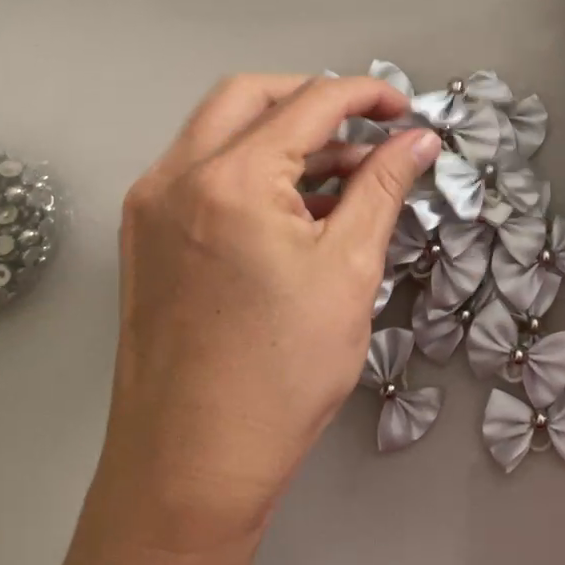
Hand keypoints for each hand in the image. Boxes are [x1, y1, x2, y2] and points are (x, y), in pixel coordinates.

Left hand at [60, 75, 440, 564]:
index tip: (406, 113)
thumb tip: (418, 140)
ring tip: (348, 174)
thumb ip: (383, 186)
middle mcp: (175, 178)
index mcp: (229, 180)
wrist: (190, 468)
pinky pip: (204, 172)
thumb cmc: (281, 371)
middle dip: (316, 98)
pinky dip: (256, 168)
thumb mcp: (349, 268)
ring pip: (221, 131)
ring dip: (286, 134)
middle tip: (369, 126)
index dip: (367, 95)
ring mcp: (151, 209)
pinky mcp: (146, 239)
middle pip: (250, 96)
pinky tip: (303, 206)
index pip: (309, 101)